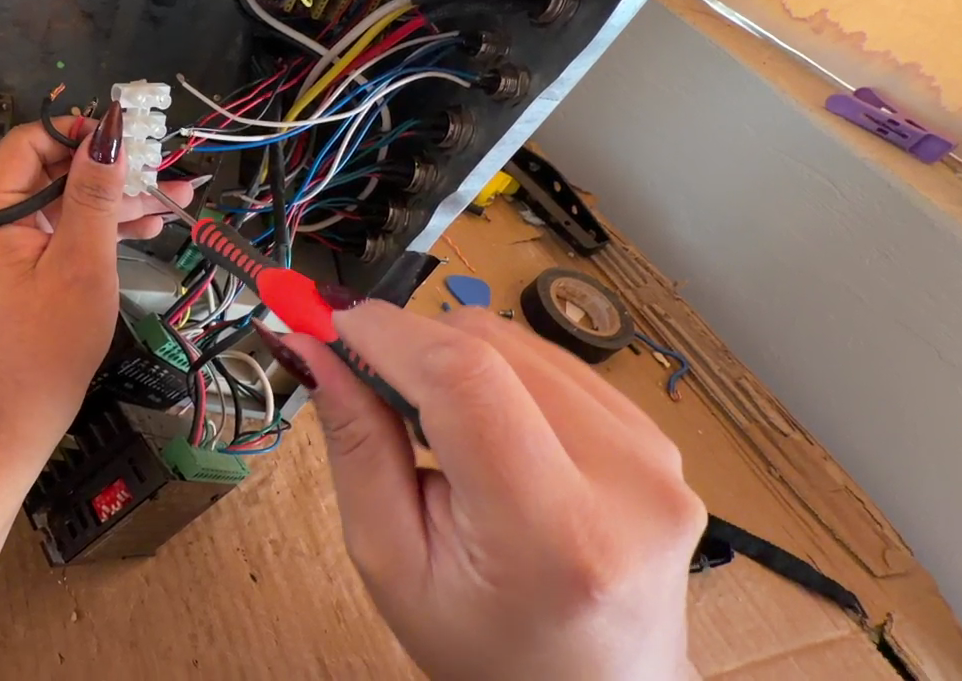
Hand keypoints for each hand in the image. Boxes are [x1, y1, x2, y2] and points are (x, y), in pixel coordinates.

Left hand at [0, 116, 190, 442]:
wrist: (20, 419)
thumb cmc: (48, 344)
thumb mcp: (81, 263)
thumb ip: (94, 194)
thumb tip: (109, 133)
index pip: (28, 143)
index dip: (77, 133)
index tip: (127, 138)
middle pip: (51, 171)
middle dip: (109, 170)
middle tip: (162, 167)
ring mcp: (5, 244)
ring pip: (64, 202)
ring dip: (114, 200)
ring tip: (175, 196)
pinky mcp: (23, 265)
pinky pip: (62, 231)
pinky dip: (99, 228)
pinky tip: (147, 225)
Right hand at [286, 304, 705, 680]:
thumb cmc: (480, 641)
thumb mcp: (389, 558)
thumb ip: (354, 444)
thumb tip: (307, 346)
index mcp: (553, 534)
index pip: (463, 379)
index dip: (383, 331)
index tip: (322, 320)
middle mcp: (625, 480)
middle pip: (484, 344)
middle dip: (406, 343)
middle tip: (361, 379)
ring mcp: (653, 453)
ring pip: (510, 337)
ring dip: (446, 354)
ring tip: (429, 421)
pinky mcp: (654, 433)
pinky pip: (543, 356)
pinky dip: (489, 367)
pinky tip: (478, 422)